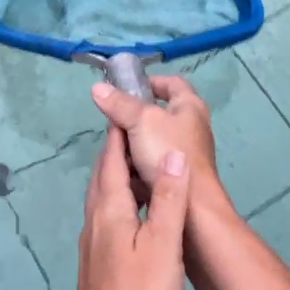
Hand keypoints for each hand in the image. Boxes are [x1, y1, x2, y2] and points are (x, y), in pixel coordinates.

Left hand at [72, 127, 189, 289]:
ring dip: (121, 178)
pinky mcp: (98, 266)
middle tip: (142, 133)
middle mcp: (95, 221)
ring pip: (105, 199)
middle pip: (104, 175)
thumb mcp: (164, 246)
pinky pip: (108, 219)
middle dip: (119, 151)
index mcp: (109, 209)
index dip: (119, 132)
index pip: (110, 158)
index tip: (130, 107)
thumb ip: (169, 200)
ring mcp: (94, 245)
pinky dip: (122, 204)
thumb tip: (173, 154)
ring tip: (143, 170)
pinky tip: (138, 218)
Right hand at [90, 77, 223, 208]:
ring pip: (154, 139)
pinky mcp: (182, 174)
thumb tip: (97, 88)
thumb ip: (119, 105)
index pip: (171, 82)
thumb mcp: (140, 122)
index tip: (126, 89)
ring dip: (135, 142)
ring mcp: (188, 151)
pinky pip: (155, 160)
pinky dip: (140, 162)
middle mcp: (192, 125)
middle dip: (135, 116)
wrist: (192, 208)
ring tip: (115, 147)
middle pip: (160, 112)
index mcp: (190, 106)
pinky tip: (126, 169)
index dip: (150, 81)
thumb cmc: (169, 154)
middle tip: (114, 120)